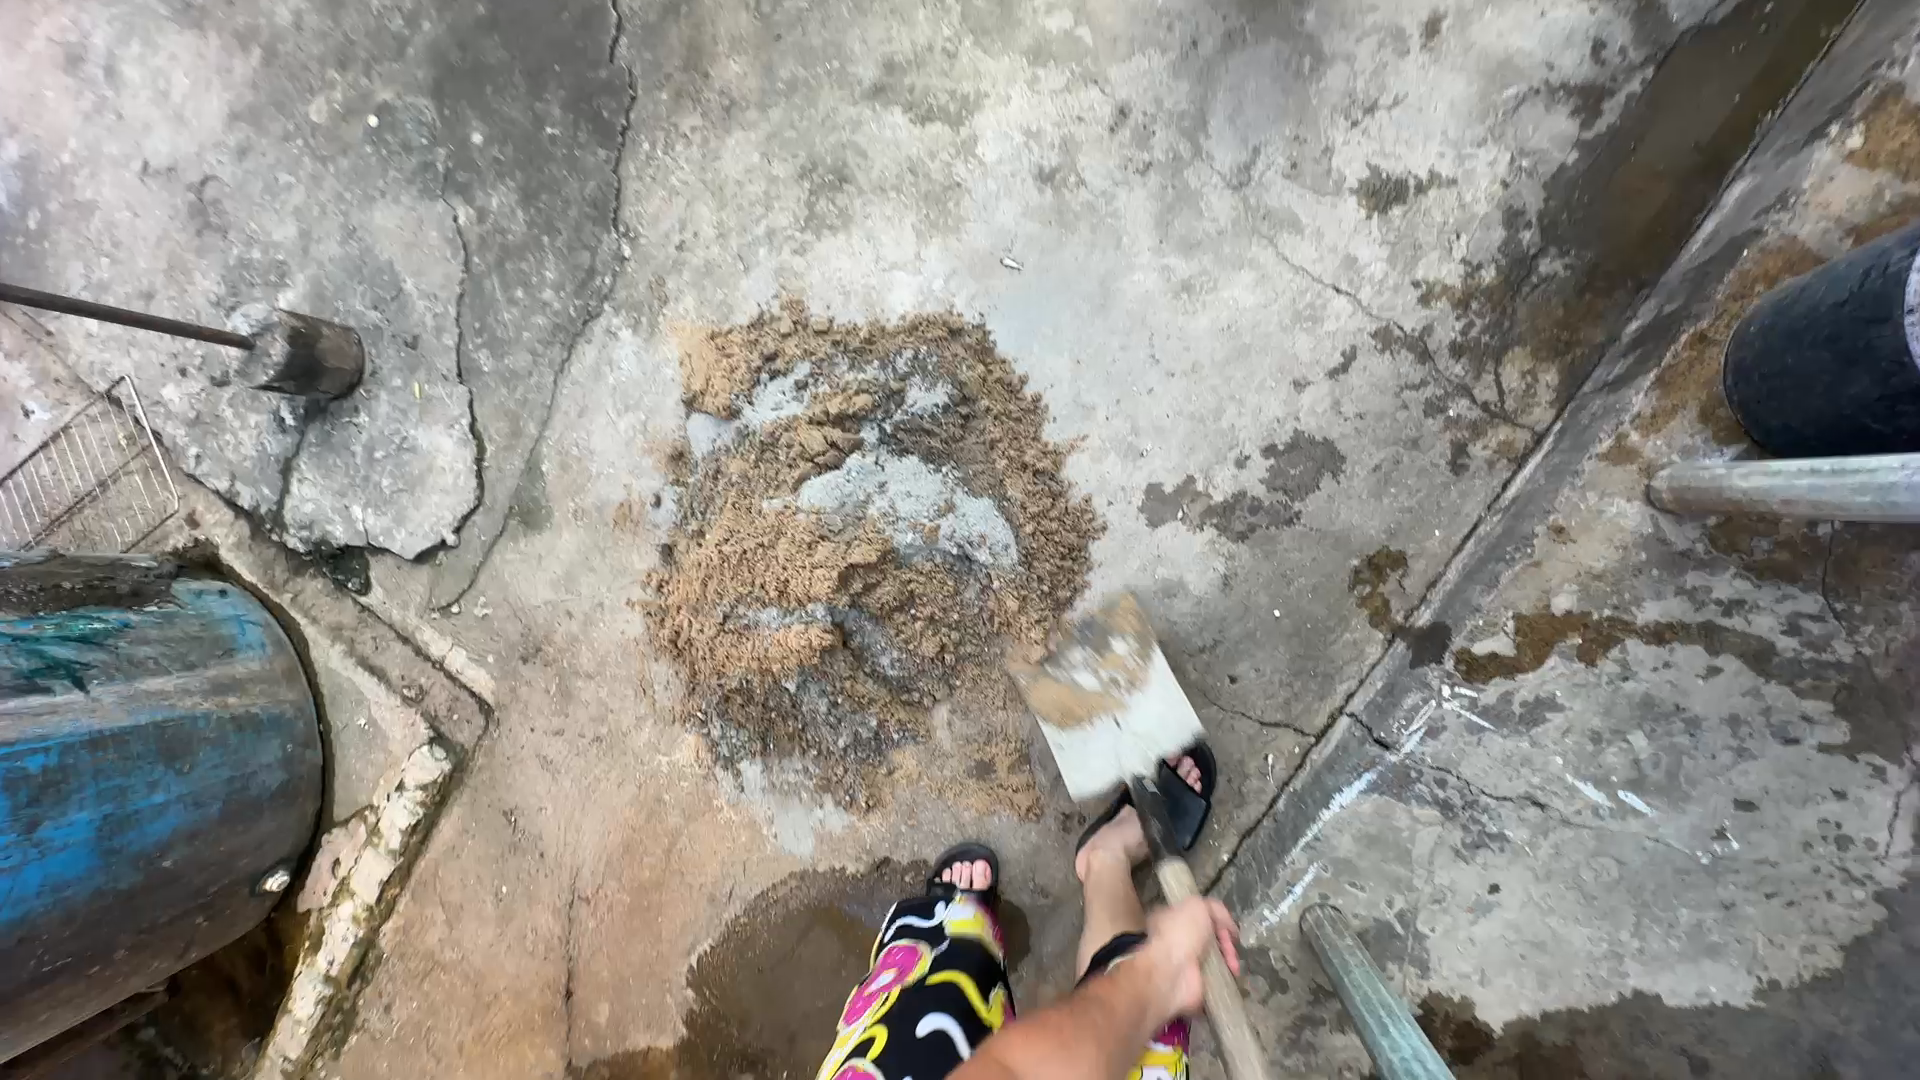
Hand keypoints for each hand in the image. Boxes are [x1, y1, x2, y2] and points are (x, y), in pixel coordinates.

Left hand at [1140, 896, 1240, 1024]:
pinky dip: (1227, 975)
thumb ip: (1214, 908)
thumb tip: (1227, 923)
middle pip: (1210, 936)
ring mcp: (1187, 961)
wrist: (1173, 971)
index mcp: (1173, 916)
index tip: (1230, 927)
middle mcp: (1178, 938)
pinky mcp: (1196, 981)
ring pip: (1215, 956)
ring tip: (1233, 965)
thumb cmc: (1181, 932)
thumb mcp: (1197, 905)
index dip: (1217, 920)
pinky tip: (1232, 975)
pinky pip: (1216, 975)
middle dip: (1226, 941)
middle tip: (1232, 947)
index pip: (1200, 915)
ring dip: (1229, 959)